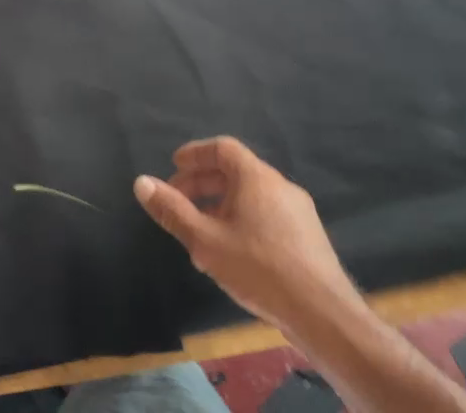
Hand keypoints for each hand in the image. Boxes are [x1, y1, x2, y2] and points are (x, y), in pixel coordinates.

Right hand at [134, 136, 357, 330]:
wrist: (324, 315)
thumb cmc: (259, 268)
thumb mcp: (204, 240)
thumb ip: (171, 210)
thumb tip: (141, 182)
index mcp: (257, 179)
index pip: (223, 148)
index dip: (194, 154)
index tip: (172, 166)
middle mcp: (281, 188)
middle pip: (235, 172)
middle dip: (201, 184)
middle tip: (177, 203)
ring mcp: (299, 214)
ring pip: (250, 198)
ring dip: (218, 207)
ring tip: (198, 236)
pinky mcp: (308, 239)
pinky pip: (266, 216)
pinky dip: (240, 222)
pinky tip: (229, 255)